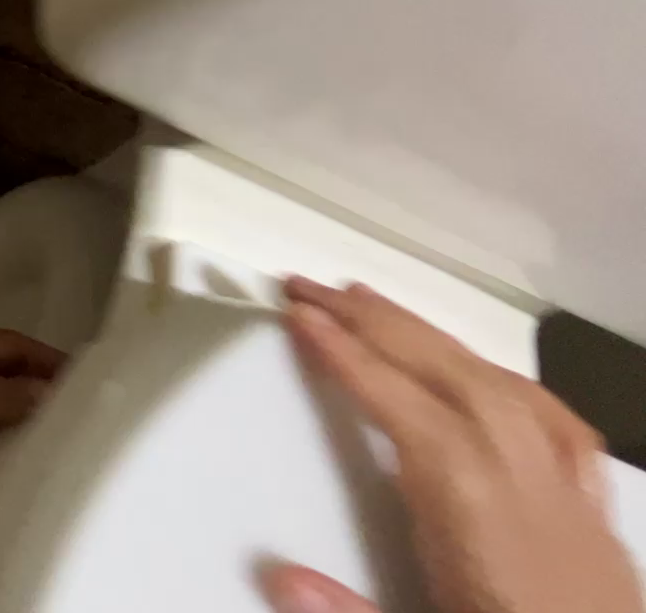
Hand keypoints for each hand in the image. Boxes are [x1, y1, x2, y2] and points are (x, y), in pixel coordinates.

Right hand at [266, 278, 642, 612]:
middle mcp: (536, 499)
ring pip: (507, 394)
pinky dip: (503, 379)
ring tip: (369, 302)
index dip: (354, 361)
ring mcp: (573, 505)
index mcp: (489, 526)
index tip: (300, 315)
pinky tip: (469, 367)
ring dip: (430, 337)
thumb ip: (354, 611)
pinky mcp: (592, 520)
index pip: (416, 418)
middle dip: (380, 326)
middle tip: (310, 288)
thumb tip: (276, 572)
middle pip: (460, 385)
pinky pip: (556, 428)